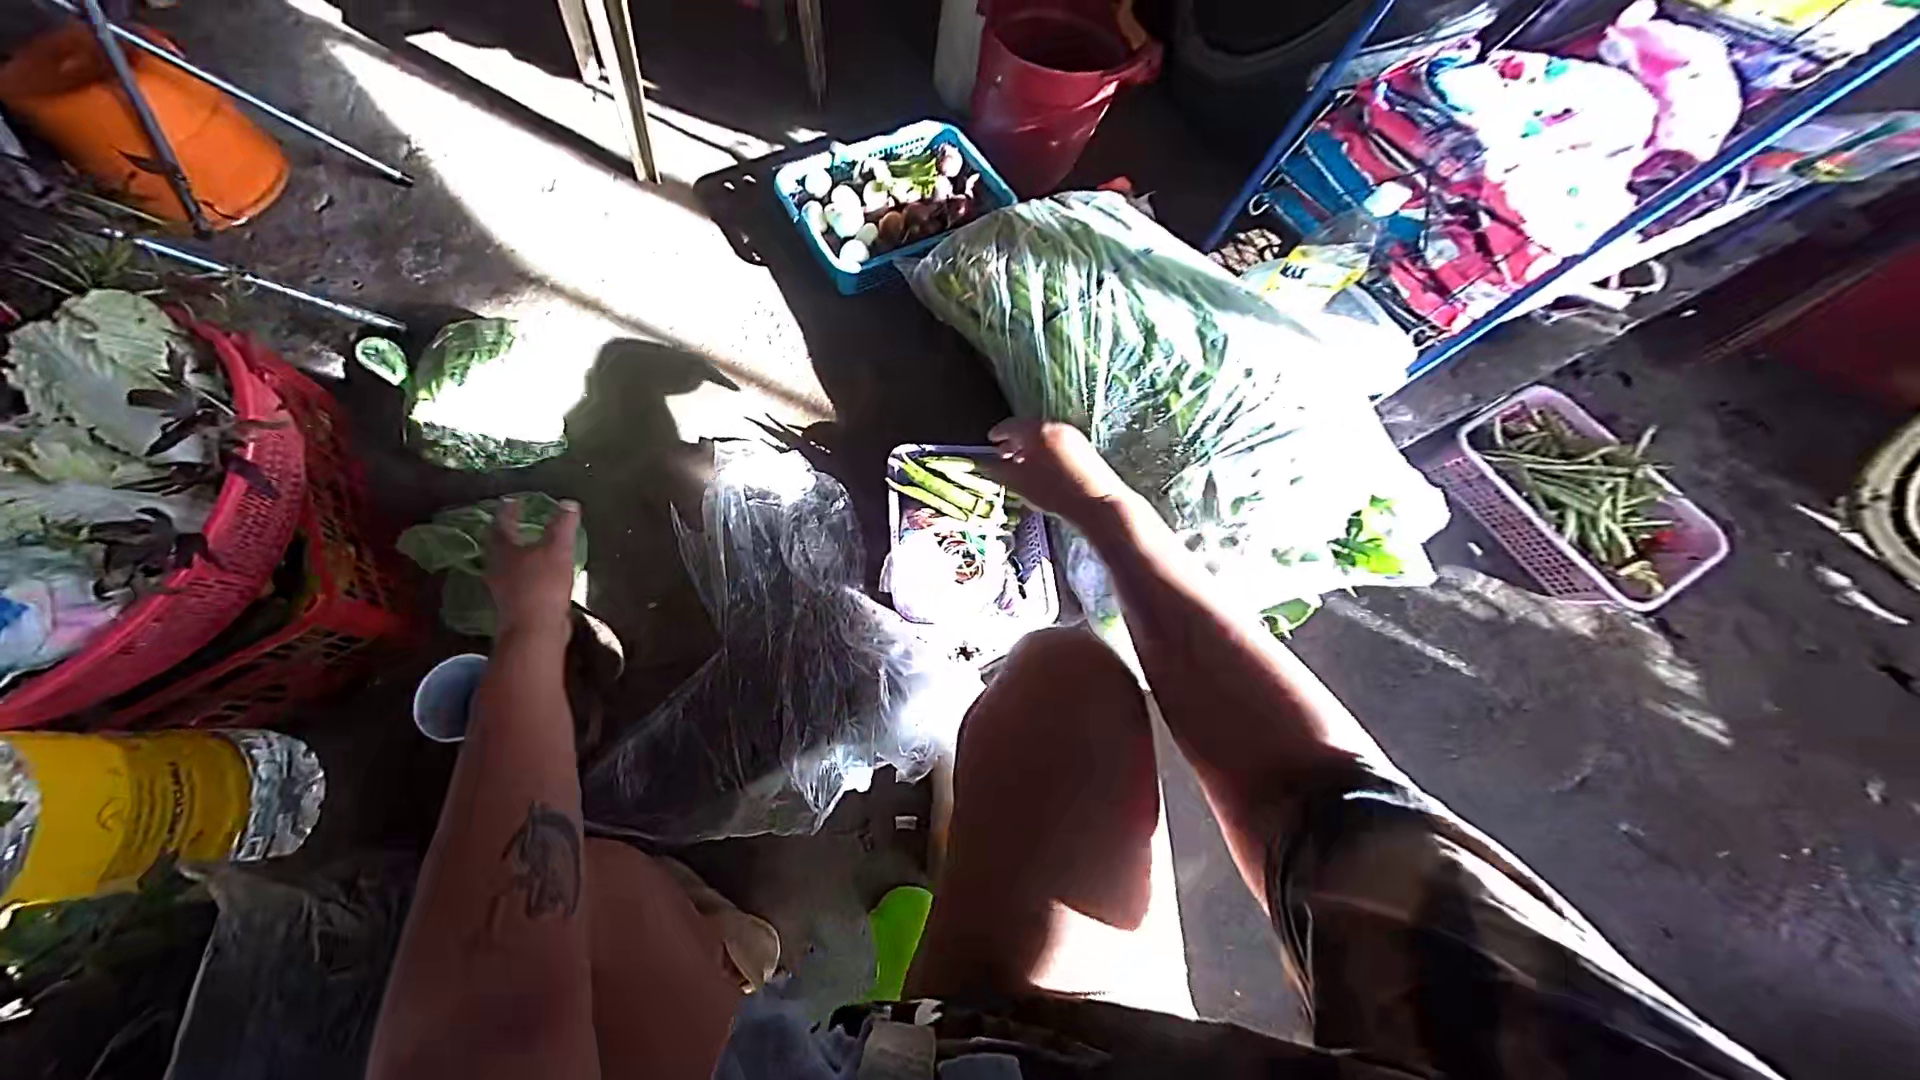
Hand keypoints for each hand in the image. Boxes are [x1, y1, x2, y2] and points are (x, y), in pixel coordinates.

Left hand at [486, 498, 580, 640]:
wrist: (535, 628)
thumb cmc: (543, 585)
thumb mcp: (558, 550)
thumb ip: (563, 526)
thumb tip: (569, 503)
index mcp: (503, 549)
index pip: (502, 523)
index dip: (509, 510)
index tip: (514, 500)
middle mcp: (497, 565)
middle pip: (499, 543)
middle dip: (509, 531)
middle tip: (518, 521)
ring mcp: (503, 585)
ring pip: (507, 561)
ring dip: (517, 551)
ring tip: (531, 545)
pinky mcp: (514, 600)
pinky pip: (517, 577)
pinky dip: (526, 569)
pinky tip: (538, 571)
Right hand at [985, 418, 1136, 527]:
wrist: (1098, 503)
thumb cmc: (1055, 492)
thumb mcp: (1018, 482)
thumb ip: (997, 470)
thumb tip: (985, 465)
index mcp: (1037, 430)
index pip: (1010, 425)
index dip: (998, 433)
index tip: (991, 439)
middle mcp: (1056, 427)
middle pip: (1028, 430)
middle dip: (1014, 442)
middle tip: (1004, 454)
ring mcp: (1074, 437)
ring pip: (1044, 438)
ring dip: (1030, 449)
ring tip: (1023, 465)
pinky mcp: (1085, 450)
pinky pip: (1058, 446)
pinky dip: (1046, 453)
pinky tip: (1043, 471)